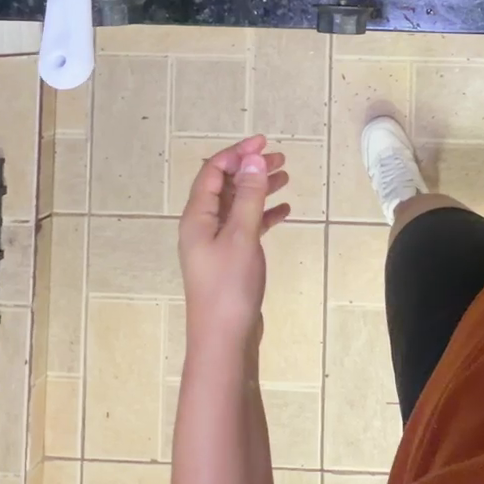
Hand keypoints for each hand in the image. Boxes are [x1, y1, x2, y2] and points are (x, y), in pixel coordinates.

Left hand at [177, 135, 291, 351]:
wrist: (225, 341)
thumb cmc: (229, 286)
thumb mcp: (241, 235)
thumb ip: (249, 196)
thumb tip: (253, 159)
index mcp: (197, 217)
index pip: (213, 172)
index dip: (237, 153)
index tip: (264, 142)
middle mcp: (203, 226)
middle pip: (225, 185)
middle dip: (251, 168)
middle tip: (281, 159)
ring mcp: (216, 244)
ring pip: (238, 204)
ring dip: (259, 188)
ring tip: (286, 178)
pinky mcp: (231, 259)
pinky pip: (247, 226)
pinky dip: (264, 214)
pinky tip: (284, 211)